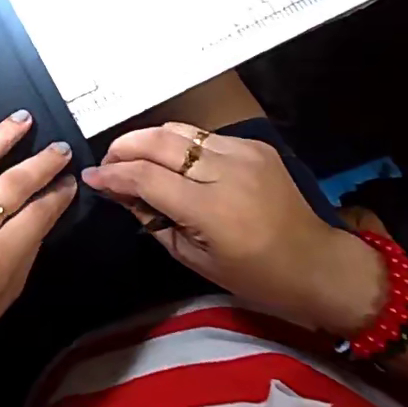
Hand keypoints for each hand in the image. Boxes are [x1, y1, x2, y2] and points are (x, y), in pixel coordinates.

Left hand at [0, 95, 76, 395]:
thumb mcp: (7, 294)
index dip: (59, 194)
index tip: (71, 181)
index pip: (37, 214)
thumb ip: (28, 247)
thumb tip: (49, 204)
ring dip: (3, 135)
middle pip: (12, 184)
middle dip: (43, 163)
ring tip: (24, 118)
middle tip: (61, 149)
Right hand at [81, 124, 384, 335]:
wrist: (316, 262)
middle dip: (125, 147)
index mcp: (212, 209)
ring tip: (132, 154)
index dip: (113, 174)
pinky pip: (205, 136)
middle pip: (160, 142)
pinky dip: (181, 143)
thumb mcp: (195, 258)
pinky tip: (171, 159)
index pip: (147, 177)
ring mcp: (244, 151)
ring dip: (150, 139)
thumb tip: (120, 192)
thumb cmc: (254, 276)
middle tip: (107, 161)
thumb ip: (154, 219)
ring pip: (181, 130)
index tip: (91, 176)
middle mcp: (227, 170)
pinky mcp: (255, 144)